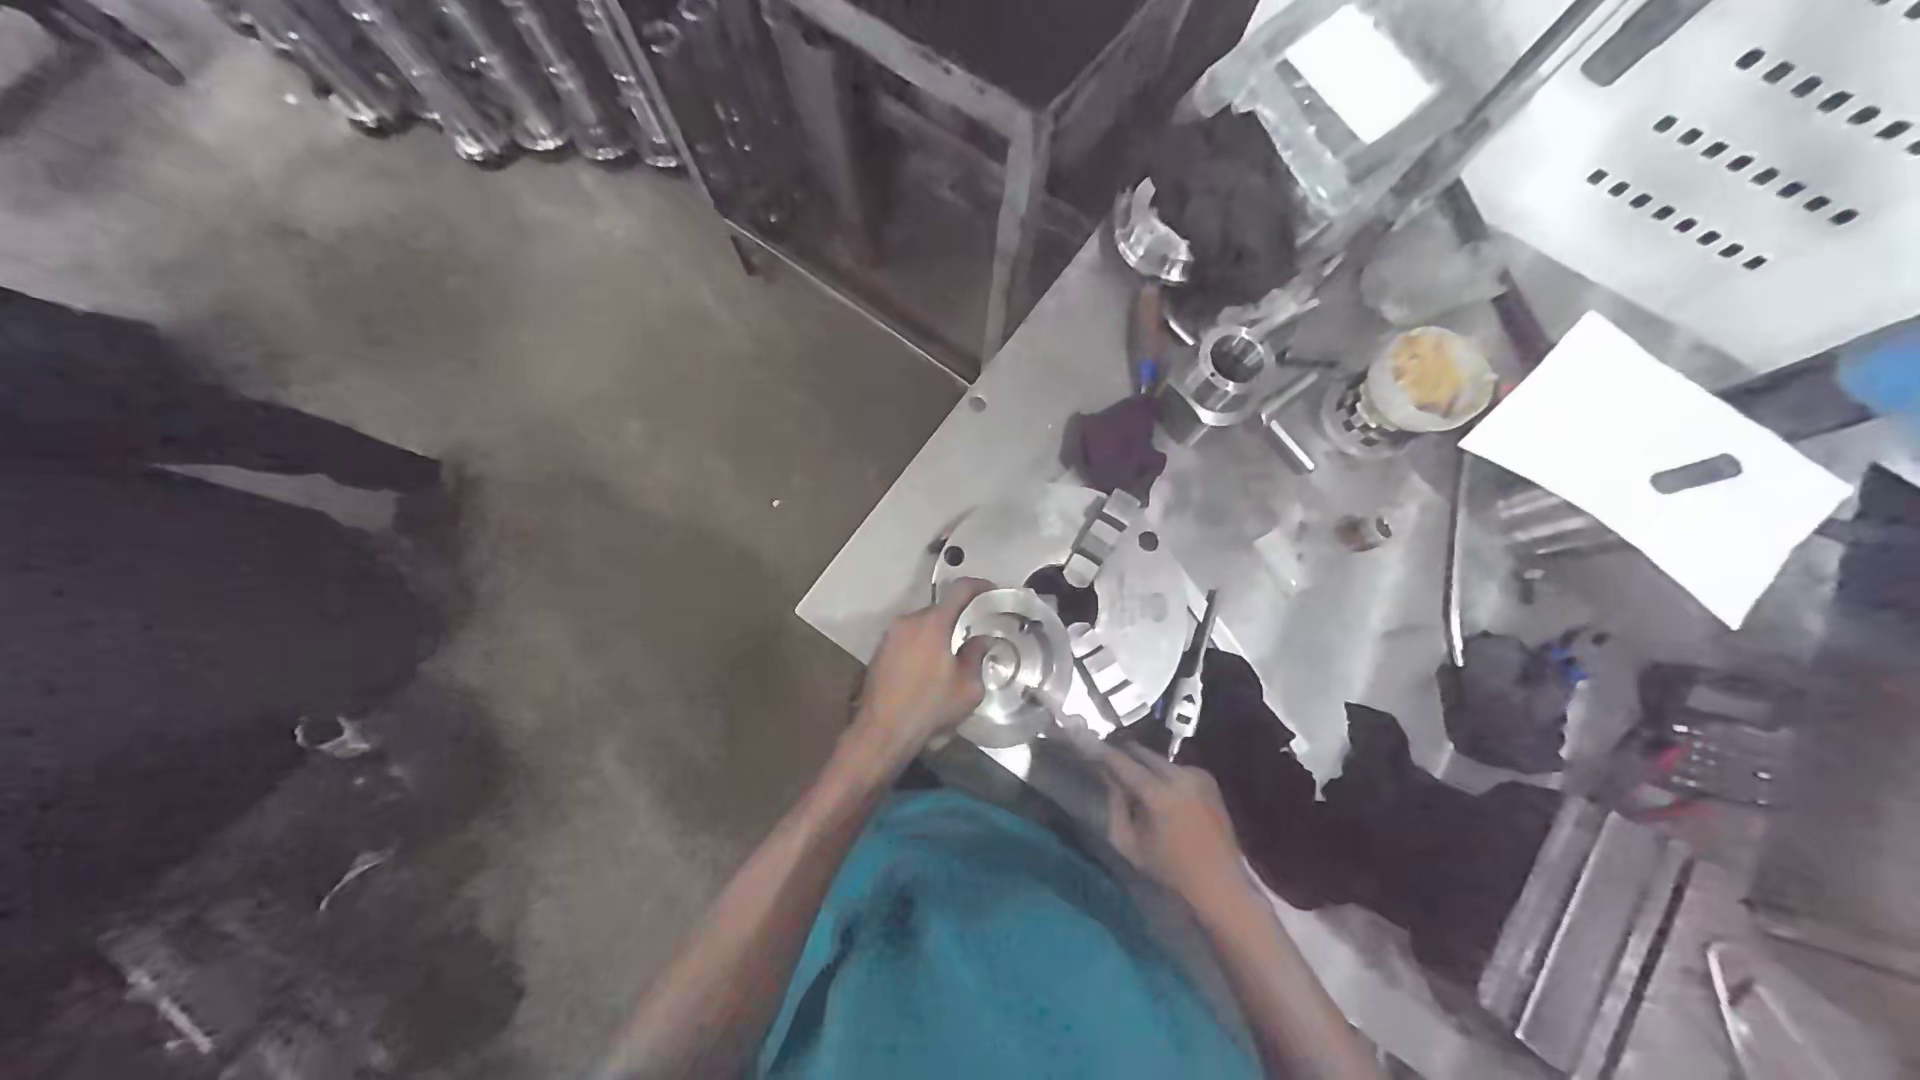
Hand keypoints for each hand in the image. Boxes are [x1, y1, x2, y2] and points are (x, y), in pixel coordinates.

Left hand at [851, 578, 993, 762]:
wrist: (882, 732)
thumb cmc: (929, 708)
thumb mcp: (968, 688)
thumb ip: (977, 656)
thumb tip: (980, 640)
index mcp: (933, 623)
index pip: (959, 590)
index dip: (979, 586)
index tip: (991, 591)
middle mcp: (908, 621)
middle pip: (939, 609)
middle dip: (958, 618)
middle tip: (973, 635)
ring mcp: (890, 635)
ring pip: (921, 624)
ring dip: (937, 633)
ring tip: (950, 657)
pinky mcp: (879, 651)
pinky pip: (907, 638)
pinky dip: (921, 645)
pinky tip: (928, 670)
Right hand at [1067, 731, 1249, 905]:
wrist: (1221, 883)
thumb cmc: (1171, 870)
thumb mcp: (1130, 844)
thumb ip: (1115, 806)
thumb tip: (1108, 776)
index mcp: (1160, 794)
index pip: (1123, 763)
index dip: (1102, 751)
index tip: (1085, 740)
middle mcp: (1181, 776)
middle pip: (1142, 753)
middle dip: (1123, 753)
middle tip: (1105, 757)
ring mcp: (1198, 775)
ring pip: (1159, 759)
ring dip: (1143, 763)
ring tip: (1130, 775)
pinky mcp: (1208, 779)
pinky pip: (1176, 767)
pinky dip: (1162, 772)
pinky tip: (1158, 788)